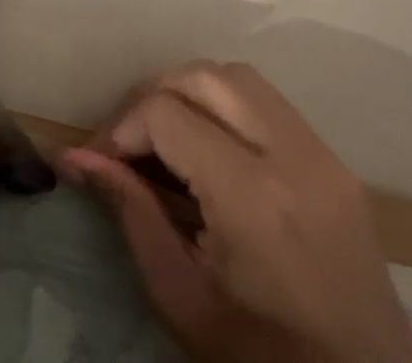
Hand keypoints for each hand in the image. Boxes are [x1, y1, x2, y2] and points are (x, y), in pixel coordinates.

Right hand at [58, 62, 411, 362]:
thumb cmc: (258, 355)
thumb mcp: (178, 292)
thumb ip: (128, 210)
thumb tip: (71, 157)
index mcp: (251, 196)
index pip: (165, 113)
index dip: (118, 130)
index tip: (99, 165)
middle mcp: (295, 159)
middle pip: (204, 77)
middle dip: (150, 98)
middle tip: (125, 145)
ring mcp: (326, 160)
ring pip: (241, 79)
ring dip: (191, 96)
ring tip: (164, 143)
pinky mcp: (340, 170)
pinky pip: (272, 109)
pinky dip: (228, 112)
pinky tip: (209, 157)